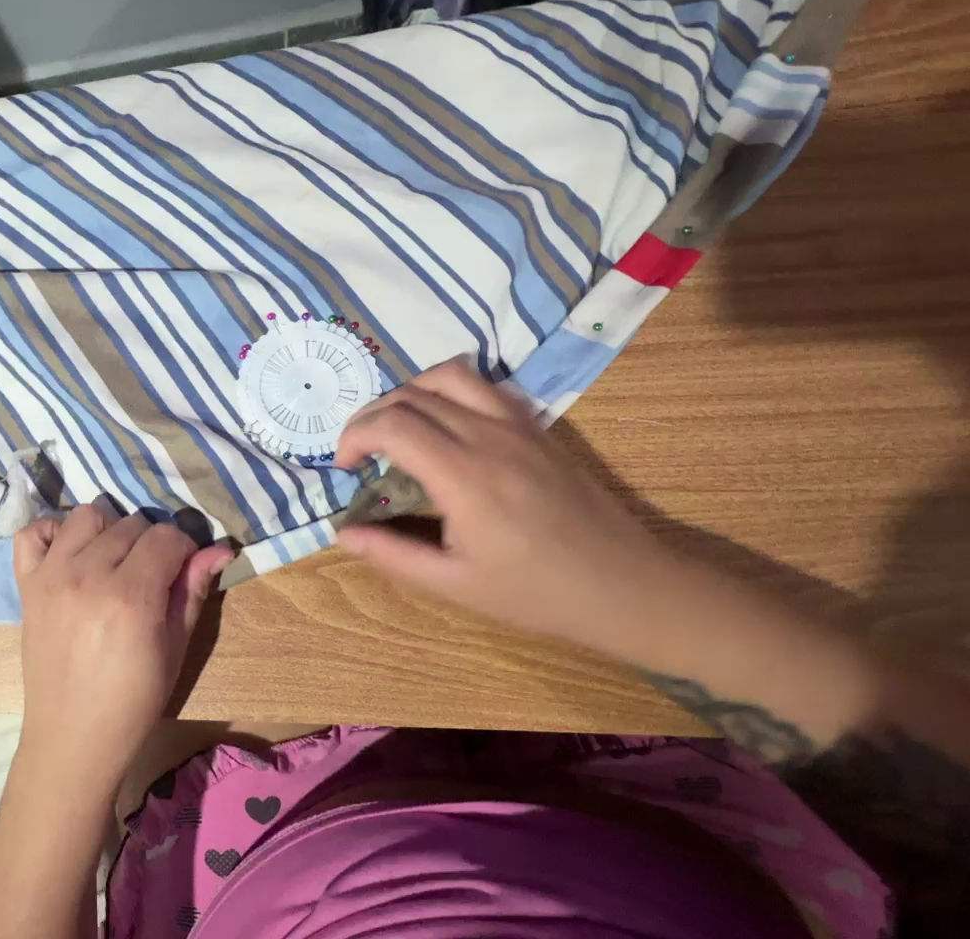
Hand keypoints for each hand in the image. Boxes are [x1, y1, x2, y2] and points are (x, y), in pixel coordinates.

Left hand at [13, 502, 233, 780]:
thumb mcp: (176, 648)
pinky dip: (53, 534)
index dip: (183, 550)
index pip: (166, 537)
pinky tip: (71, 556)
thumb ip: (193, 591)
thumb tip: (221, 548)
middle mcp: (89, 576)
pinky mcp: (26, 585)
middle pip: (130, 524)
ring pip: (87, 516)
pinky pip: (32, 533)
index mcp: (132, 597)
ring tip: (112, 563)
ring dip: (107, 531)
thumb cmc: (134, 701)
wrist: (73, 737)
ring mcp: (52, 576)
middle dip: (149, 543)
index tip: (182, 572)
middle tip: (150, 578)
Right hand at [333, 360, 735, 669]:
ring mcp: (518, 425)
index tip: (345, 466)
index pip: (392, 424)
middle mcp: (489, 437)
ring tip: (396, 427)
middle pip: (411, 395)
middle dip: (371, 415)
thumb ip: (393, 554)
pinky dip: (448, 391)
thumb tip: (342, 532)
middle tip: (360, 451)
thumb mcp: (456, 585)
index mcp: (465, 478)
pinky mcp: (537, 427)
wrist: (627, 587)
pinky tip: (443, 425)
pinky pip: (483, 386)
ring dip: (408, 393)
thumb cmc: (538, 594)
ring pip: (448, 376)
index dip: (354, 436)